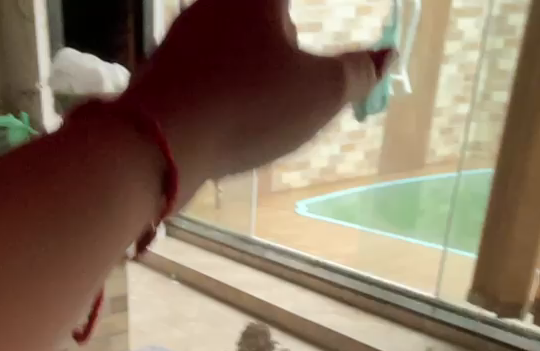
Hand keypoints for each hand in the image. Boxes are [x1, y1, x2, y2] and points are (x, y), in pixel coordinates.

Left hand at [123, 0, 387, 192]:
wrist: (154, 146)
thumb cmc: (245, 108)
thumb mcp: (317, 95)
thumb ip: (354, 74)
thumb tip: (385, 58)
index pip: (285, 1)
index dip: (292, 19)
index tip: (300, 41)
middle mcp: (212, 7)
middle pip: (254, 12)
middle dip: (275, 26)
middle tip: (291, 47)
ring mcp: (180, 43)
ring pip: (222, 41)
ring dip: (244, 60)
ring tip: (262, 95)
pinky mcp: (157, 80)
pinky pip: (199, 76)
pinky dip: (218, 90)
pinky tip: (224, 118)